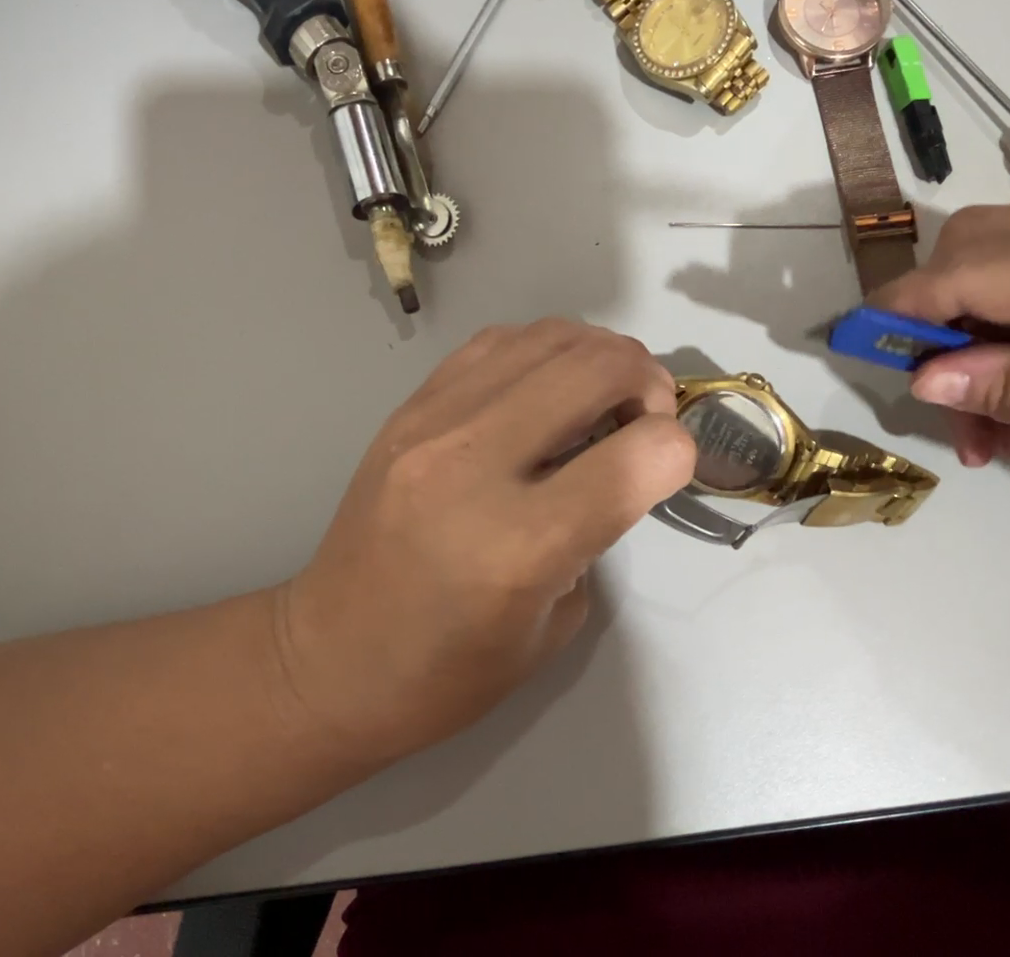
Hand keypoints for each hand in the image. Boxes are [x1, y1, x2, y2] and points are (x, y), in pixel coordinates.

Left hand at [275, 320, 694, 762]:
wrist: (330, 659)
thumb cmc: (448, 673)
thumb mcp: (554, 627)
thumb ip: (597, 534)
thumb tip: (617, 464)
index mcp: (521, 544)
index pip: (643, 455)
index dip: (678, 451)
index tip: (667, 470)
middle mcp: (474, 465)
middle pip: (597, 366)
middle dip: (647, 380)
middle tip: (645, 416)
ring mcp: (431, 425)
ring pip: (546, 337)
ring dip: (598, 354)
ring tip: (601, 394)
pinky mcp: (406, 410)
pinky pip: (493, 343)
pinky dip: (541, 351)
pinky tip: (545, 388)